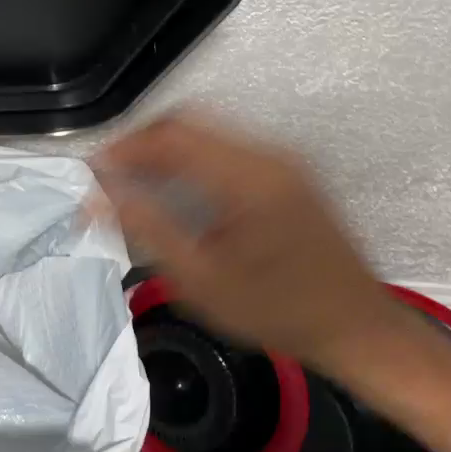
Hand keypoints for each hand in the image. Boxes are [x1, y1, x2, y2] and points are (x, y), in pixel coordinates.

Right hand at [93, 111, 408, 372]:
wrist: (359, 329)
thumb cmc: (277, 312)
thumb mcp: (199, 279)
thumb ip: (144, 228)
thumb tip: (94, 196)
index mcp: (247, 178)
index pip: (169, 134)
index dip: (122, 147)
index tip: (91, 173)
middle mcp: (268, 155)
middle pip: (185, 122)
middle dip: (138, 143)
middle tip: (107, 177)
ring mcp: (282, 160)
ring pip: (204, 130)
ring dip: (161, 148)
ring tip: (132, 182)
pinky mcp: (287, 172)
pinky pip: (224, 146)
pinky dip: (188, 157)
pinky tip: (172, 188)